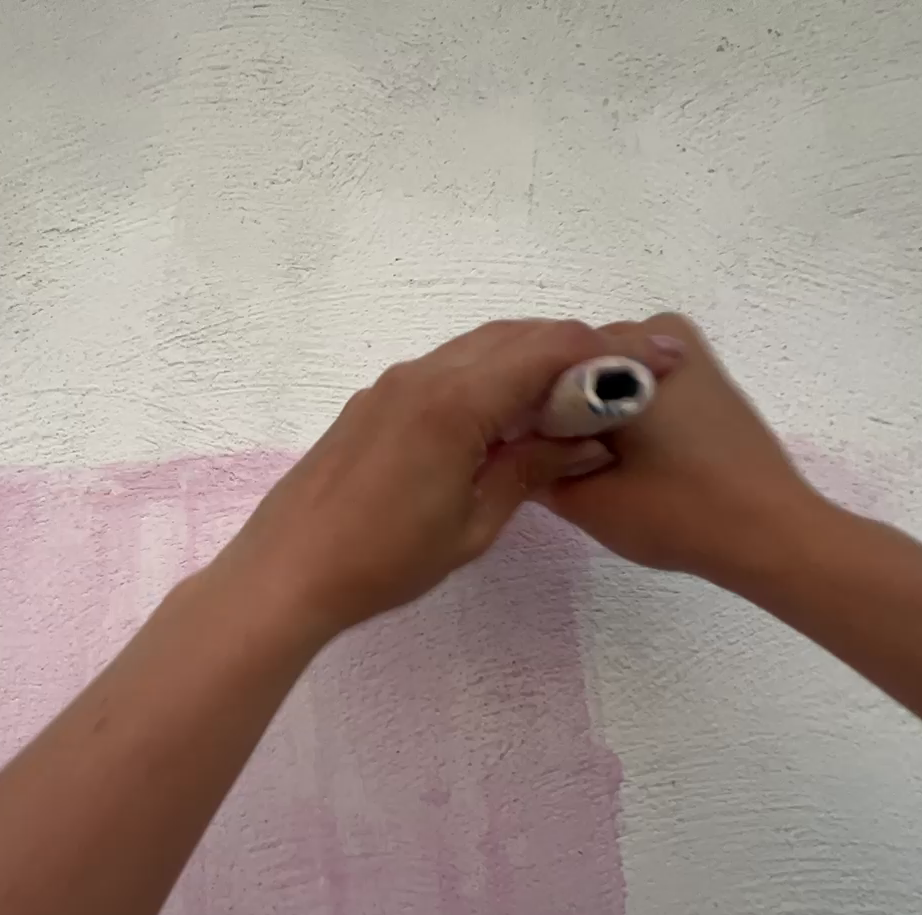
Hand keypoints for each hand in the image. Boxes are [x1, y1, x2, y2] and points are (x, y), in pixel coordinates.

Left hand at [215, 319, 680, 636]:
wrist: (289, 570)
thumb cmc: (384, 559)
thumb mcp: (472, 524)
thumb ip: (530, 471)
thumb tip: (582, 441)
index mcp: (454, 401)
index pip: (543, 348)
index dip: (596, 354)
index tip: (632, 374)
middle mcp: (420, 376)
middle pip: (507, 338)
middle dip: (561, 354)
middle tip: (598, 392)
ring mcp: (387, 387)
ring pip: (469, 352)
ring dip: (517, 365)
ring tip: (551, 408)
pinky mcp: (367, 405)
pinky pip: (437, 374)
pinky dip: (476, 381)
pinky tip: (489, 423)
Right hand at [534, 313, 831, 580]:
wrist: (770, 534)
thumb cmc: (677, 514)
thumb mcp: (584, 500)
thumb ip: (531, 468)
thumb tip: (503, 450)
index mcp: (625, 355)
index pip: (538, 369)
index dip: (516, 411)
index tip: (508, 449)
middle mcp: (656, 331)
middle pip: (570, 364)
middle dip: (550, 405)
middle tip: (540, 458)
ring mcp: (684, 350)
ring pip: (601, 371)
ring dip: (583, 406)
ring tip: (579, 457)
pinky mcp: (702, 375)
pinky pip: (635, 378)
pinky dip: (615, 406)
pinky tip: (615, 450)